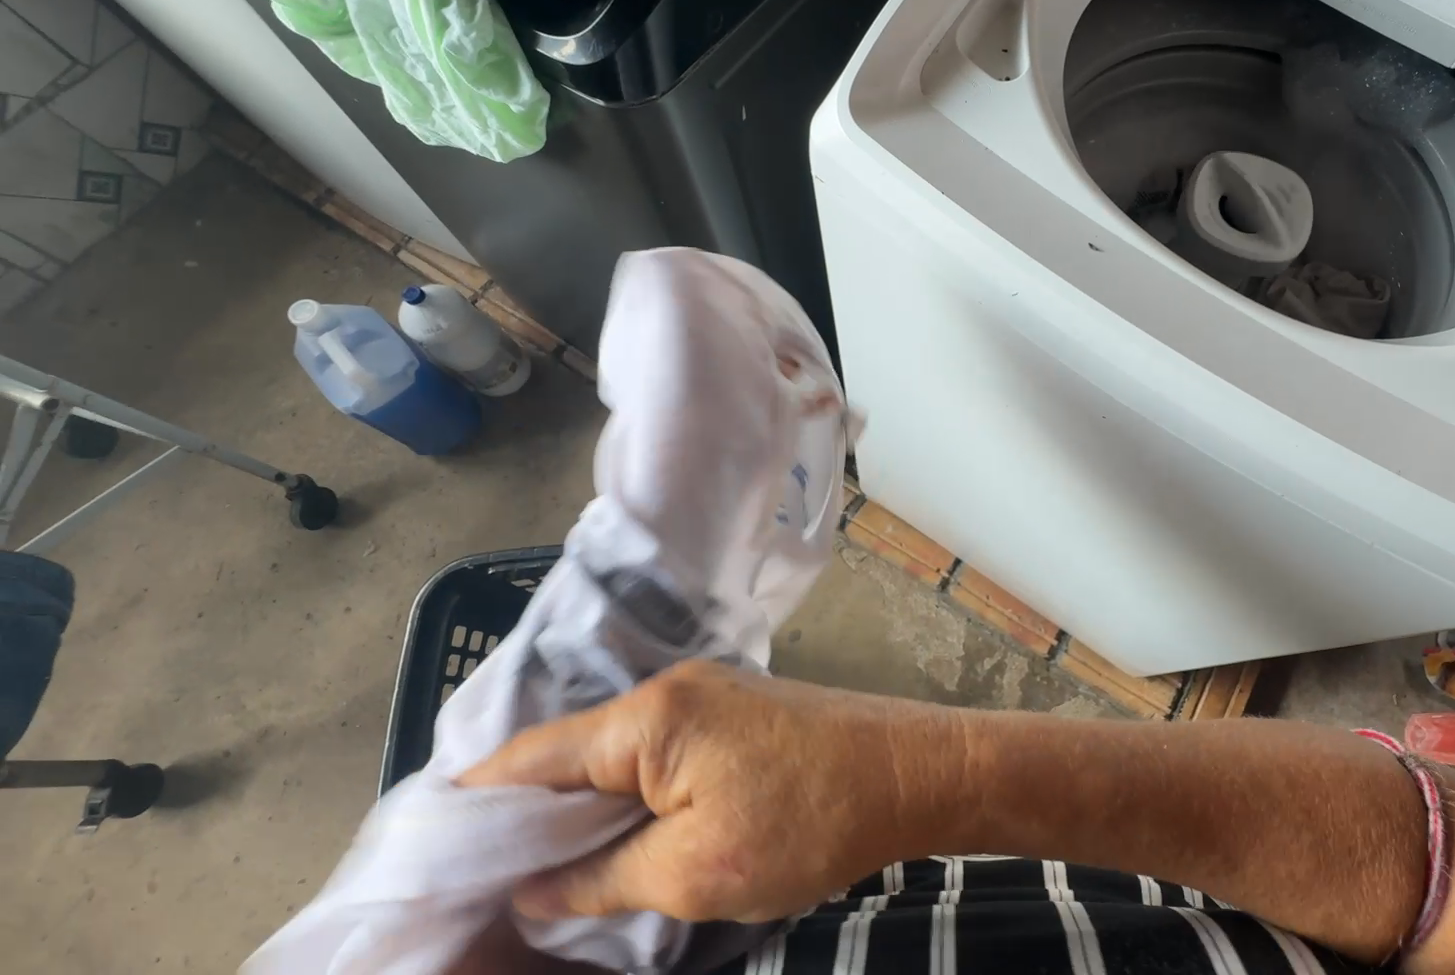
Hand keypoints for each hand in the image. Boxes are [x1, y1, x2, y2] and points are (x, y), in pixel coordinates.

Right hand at [459, 660, 960, 923]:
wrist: (910, 772)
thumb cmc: (809, 822)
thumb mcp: (694, 871)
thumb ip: (598, 877)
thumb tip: (528, 886)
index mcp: (647, 717)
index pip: (528, 760)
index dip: (472, 811)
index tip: (422, 866)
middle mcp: (667, 689)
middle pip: (565, 753)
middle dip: (520, 817)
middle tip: (471, 883)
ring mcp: (702, 695)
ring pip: (610, 754)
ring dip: (576, 808)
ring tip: (530, 871)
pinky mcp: (730, 712)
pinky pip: (652, 752)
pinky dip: (623, 793)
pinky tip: (608, 835)